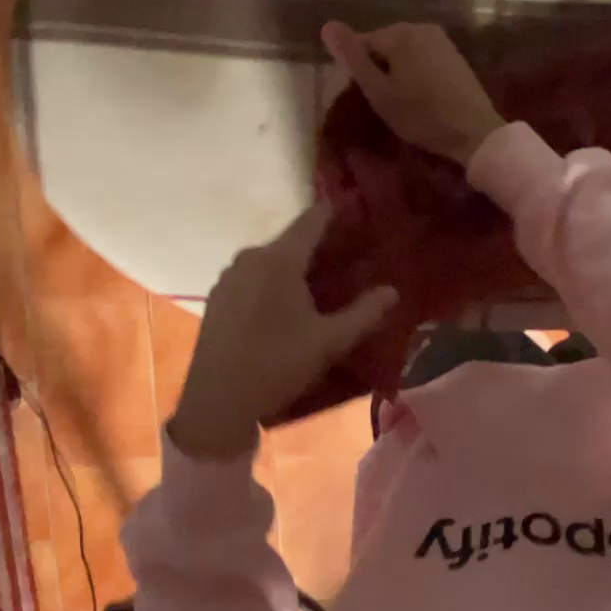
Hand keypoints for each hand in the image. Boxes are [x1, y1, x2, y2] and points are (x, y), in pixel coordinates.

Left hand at [167, 203, 397, 458]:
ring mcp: (228, 278)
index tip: (354, 207)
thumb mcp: (330, 341)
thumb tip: (392, 291)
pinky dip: (273, 282)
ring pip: (270, 261)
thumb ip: (364, 313)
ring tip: (321, 280)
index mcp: (279, 259)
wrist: (217, 402)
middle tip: (348, 253)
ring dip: (294, 266)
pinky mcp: (217, 299)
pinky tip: (287, 304)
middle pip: (290, 241)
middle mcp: (250, 258)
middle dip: (318, 244)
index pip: (311, 220)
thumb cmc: (278, 364)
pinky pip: (253, 278)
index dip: (334, 211)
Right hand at [320, 21, 507, 165]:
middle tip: (381, 103)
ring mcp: (442, 41)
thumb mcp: (379, 92)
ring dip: (398, 73)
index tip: (363, 97)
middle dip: (378, 69)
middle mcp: (421, 27)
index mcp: (399, 32)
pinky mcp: (456, 57)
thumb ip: (353, 58)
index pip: (362, 43)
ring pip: (405, 53)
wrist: (474, 132)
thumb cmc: (421, 116)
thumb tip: (327, 25)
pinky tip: (421, 98)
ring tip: (400, 103)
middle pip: (385, 46)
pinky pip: (424, 60)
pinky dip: (416, 75)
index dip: (357, 70)